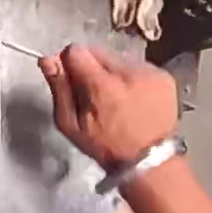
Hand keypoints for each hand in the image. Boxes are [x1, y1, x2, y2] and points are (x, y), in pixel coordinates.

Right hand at [38, 45, 178, 168]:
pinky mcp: (164, 76)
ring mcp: (149, 72)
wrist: (150, 161)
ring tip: (115, 98)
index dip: (69, 63)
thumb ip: (59, 89)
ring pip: (117, 58)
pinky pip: (137, 66)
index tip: (72, 79)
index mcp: (102, 86)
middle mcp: (128, 72)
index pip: (76, 51)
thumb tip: (47, 60)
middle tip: (93, 93)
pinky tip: (132, 98)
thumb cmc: (105, 146)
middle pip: (97, 51)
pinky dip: (130, 78)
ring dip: (111, 72)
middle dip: (91, 67)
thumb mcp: (70, 125)